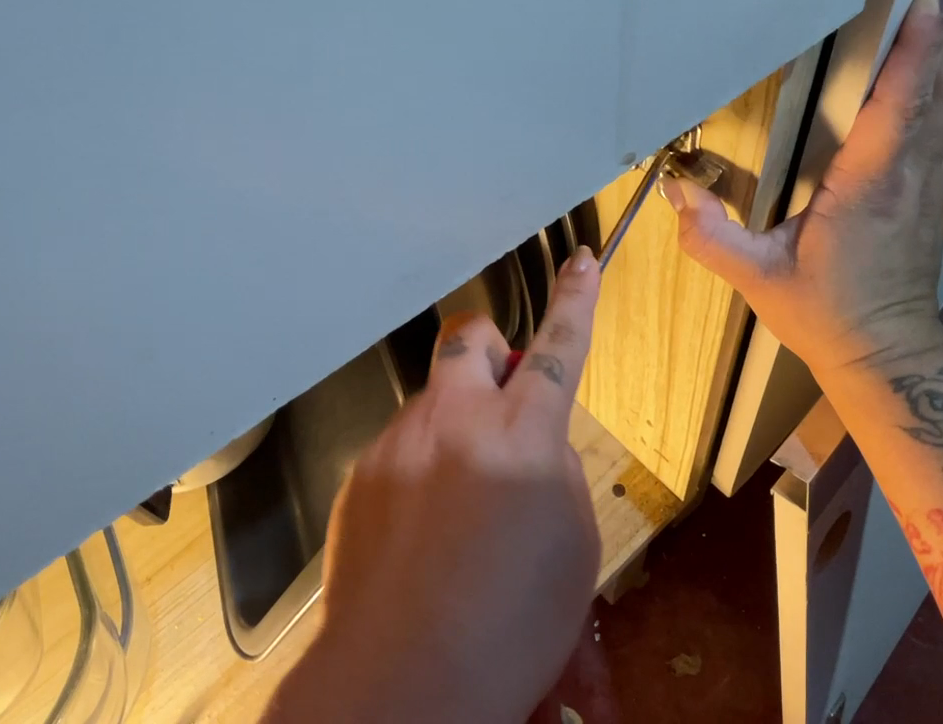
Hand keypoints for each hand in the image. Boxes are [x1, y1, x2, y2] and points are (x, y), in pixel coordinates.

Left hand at [264, 247, 603, 723]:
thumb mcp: (572, 547)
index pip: (558, 347)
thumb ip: (556, 469)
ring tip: (460, 498)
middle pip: (470, 337)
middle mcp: (455, 423)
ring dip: (455, 425)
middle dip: (491, 348)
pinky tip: (424, 527)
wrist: (403, 681)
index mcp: (521, 439)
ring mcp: (400, 443)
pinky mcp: (363, 472)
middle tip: (501, 395)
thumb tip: (535, 440)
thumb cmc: (510, 627)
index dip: (576, 298)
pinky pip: (401, 444)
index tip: (579, 261)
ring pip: (434, 399)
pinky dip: (421, 466)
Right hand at [663, 0, 942, 374]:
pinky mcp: (938, 193)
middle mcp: (912, 176)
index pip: (900, 105)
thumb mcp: (757, 278)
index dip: (915, 47)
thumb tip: (673, 192)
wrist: (888, 353)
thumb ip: (711, 237)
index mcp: (869, 187)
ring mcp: (934, 184)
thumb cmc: (823, 313)